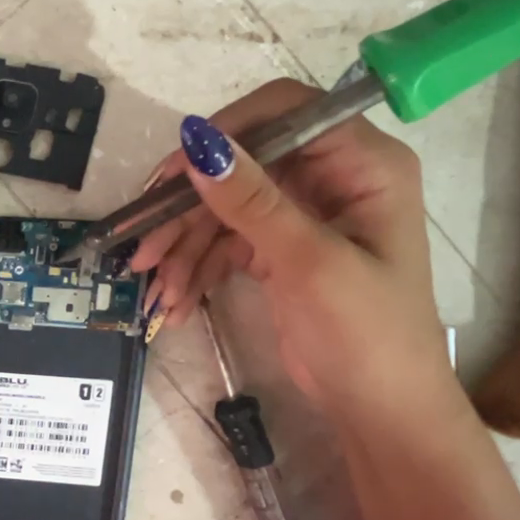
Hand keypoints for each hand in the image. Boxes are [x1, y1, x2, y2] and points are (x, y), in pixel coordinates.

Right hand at [130, 79, 452, 421]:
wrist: (377, 405)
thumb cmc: (364, 331)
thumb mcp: (306, 262)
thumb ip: (251, 200)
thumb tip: (195, 141)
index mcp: (361, 164)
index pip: (283, 113)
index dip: (224, 135)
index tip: (170, 177)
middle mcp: (331, 178)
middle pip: (240, 167)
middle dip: (187, 212)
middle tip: (142, 249)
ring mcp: (301, 215)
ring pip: (223, 209)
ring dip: (183, 249)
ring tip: (157, 292)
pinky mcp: (279, 249)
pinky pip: (224, 243)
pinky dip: (196, 270)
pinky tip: (177, 302)